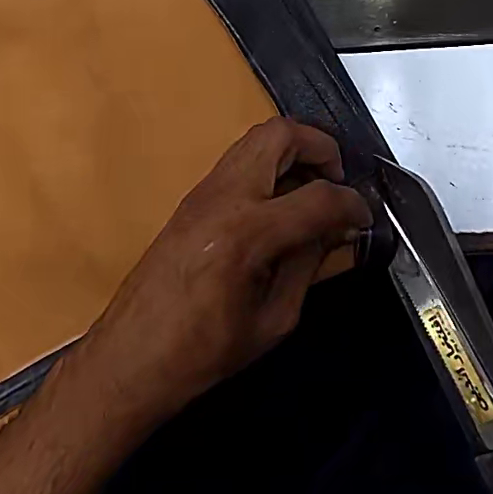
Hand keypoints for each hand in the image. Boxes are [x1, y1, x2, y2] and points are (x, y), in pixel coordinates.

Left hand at [67, 117, 373, 429]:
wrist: (128, 359)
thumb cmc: (202, 353)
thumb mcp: (273, 319)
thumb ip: (308, 264)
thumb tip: (334, 231)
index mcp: (246, 234)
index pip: (317, 197)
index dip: (352, 204)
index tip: (364, 217)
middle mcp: (224, 197)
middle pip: (281, 134)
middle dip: (322, 147)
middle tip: (337, 179)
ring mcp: (203, 192)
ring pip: (257, 137)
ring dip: (294, 150)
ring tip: (312, 188)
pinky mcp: (192, 198)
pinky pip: (241, 159)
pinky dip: (271, 164)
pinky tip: (281, 202)